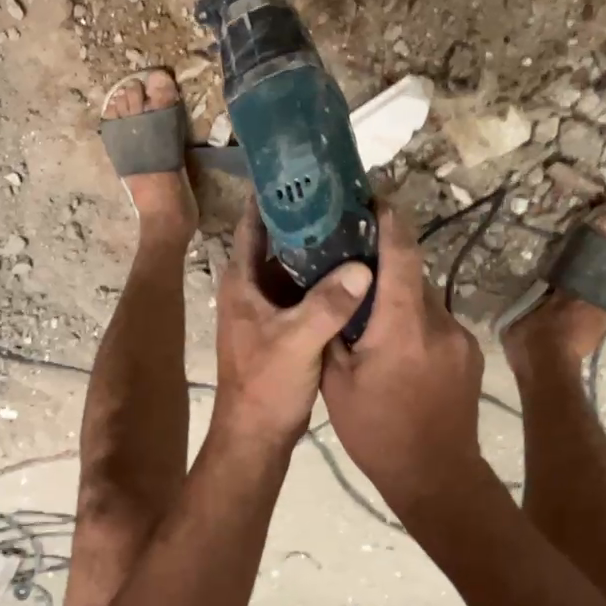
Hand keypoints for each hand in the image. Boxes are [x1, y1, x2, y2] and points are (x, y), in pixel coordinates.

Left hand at [211, 201, 372, 447]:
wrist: (257, 436)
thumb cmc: (265, 384)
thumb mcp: (297, 341)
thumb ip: (328, 304)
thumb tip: (364, 265)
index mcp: (241, 280)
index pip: (251, 224)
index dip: (270, 196)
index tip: (298, 169)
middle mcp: (252, 286)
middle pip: (278, 240)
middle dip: (305, 217)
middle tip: (342, 192)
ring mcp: (269, 306)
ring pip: (295, 265)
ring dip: (319, 247)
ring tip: (356, 221)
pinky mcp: (286, 325)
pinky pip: (308, 289)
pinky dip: (328, 276)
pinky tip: (357, 267)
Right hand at [320, 204, 485, 515]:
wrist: (440, 480)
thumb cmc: (378, 432)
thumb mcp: (336, 382)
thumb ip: (334, 330)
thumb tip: (330, 291)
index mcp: (402, 325)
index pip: (402, 255)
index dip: (389, 220)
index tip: (374, 195)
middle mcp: (438, 322)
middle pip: (411, 274)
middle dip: (385, 264)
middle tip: (352, 260)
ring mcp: (460, 338)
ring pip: (423, 299)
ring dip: (399, 297)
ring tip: (369, 311)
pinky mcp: (470, 354)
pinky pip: (436, 322)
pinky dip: (413, 321)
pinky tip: (395, 348)